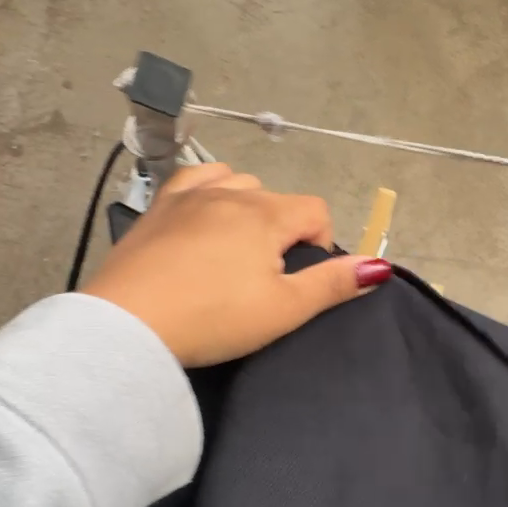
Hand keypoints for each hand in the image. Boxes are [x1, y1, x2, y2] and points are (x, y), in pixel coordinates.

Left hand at [82, 163, 393, 366]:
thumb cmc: (214, 318)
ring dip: (249, 210)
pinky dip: (211, 192)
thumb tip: (379, 266)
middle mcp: (230, 193)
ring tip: (237, 252)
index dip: (321, 242)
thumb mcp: (284, 309)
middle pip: (277, 199)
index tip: (302, 279)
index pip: (316, 210)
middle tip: (268, 277)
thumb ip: (333, 284)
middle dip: (284, 230)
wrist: (128, 326)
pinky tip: (206, 217)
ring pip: (237, 184)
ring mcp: (189, 195)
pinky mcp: (157, 208)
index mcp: (266, 215)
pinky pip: (195, 180)